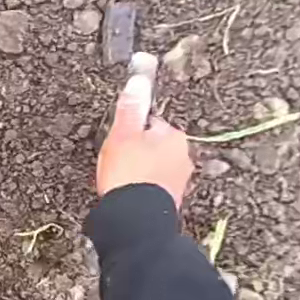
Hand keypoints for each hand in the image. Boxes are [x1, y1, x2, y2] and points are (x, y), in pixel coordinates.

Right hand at [96, 90, 192, 207]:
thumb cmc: (128, 174)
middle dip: (137, 152)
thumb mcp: (122, 134)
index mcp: (174, 137)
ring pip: (155, 167)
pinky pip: (154, 187)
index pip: (151, 124)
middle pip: (154, 146)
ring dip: (140, 172)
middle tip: (116, 162)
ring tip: (120, 181)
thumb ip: (131, 108)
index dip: (130, 131)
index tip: (118, 141)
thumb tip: (138, 80)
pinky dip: (142, 189)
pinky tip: (128, 194)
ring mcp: (179, 181)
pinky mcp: (171, 201)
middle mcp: (183, 157)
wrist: (135, 219)